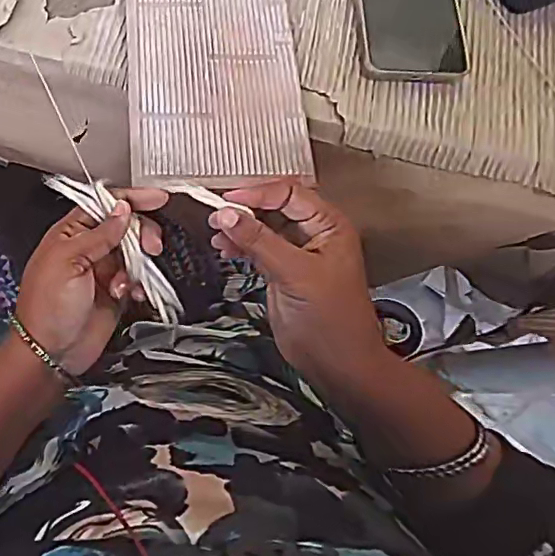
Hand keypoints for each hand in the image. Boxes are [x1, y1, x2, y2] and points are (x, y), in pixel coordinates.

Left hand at [15, 188, 168, 374]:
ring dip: (139, 263)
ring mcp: (101, 271)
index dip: (131, 200)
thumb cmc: (46, 306)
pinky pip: (136, 279)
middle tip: (151, 246)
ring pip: (134, 253)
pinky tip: (133, 293)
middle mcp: (87, 249)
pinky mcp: (114, 293)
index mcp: (70, 234)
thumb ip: (99, 234)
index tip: (157, 199)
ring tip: (130, 280)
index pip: (103, 205)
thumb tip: (122, 209)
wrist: (50, 351)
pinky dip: (140, 284)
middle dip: (142, 233)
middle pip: (125, 227)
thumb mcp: (70, 261)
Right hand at [209, 180, 387, 382]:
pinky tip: (226, 248)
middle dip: (245, 208)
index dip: (257, 194)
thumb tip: (229, 215)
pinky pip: (258, 248)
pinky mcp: (283, 272)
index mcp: (330, 226)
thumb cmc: (333, 322)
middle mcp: (315, 236)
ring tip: (218, 232)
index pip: (289, 193)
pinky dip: (240, 246)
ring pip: (263, 228)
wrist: (337, 361)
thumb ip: (259, 241)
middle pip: (275, 207)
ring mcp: (298, 254)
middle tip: (218, 213)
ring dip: (239, 228)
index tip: (228, 200)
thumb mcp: (294, 273)